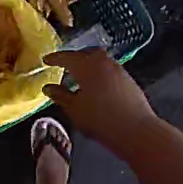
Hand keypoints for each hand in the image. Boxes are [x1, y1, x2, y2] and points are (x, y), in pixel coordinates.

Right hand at [42, 49, 160, 146]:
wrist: (135, 130)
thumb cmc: (100, 119)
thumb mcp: (73, 109)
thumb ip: (59, 96)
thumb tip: (49, 88)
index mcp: (86, 66)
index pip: (66, 57)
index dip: (55, 58)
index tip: (46, 60)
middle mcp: (103, 62)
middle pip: (85, 54)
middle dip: (73, 58)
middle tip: (63, 65)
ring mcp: (118, 70)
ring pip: (99, 60)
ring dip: (88, 64)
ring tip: (79, 76)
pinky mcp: (128, 79)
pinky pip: (109, 69)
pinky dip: (99, 72)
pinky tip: (96, 86)